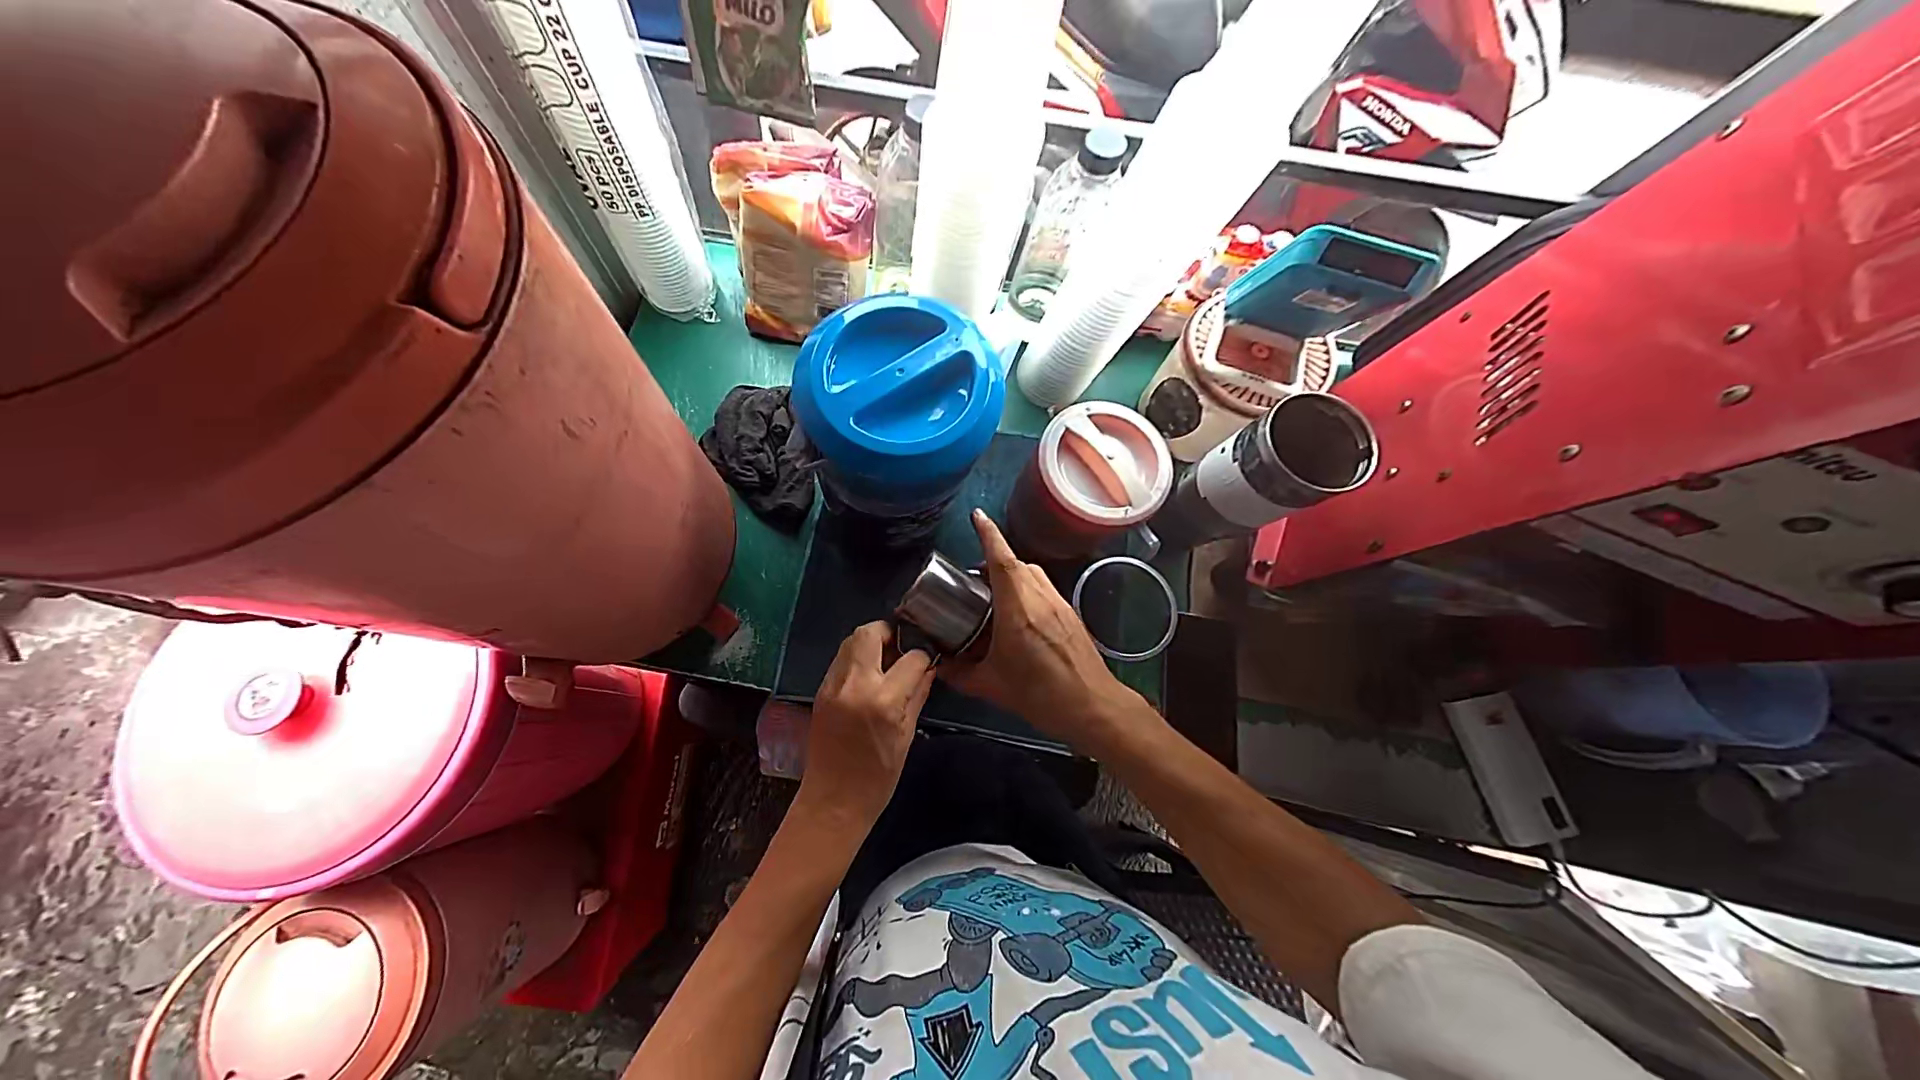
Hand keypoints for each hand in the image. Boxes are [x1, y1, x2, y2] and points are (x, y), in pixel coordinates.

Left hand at [798, 621, 933, 823]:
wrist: (833, 800)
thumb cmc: (878, 777)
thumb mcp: (907, 735)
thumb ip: (917, 695)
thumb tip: (928, 669)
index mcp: (882, 700)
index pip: (910, 658)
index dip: (923, 658)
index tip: (926, 664)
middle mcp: (854, 684)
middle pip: (870, 632)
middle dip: (890, 634)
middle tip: (901, 650)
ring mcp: (832, 685)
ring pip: (850, 641)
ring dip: (871, 644)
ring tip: (885, 663)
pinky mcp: (820, 690)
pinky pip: (840, 661)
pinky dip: (856, 660)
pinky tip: (867, 679)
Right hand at [942, 510, 1141, 746]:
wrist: (1093, 708)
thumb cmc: (1042, 696)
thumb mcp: (991, 686)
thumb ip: (960, 674)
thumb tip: (940, 666)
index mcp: (1018, 610)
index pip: (1003, 560)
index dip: (989, 535)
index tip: (978, 516)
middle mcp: (1041, 600)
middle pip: (1018, 564)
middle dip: (996, 560)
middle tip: (975, 575)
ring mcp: (1060, 606)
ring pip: (1034, 575)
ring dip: (1014, 575)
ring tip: (995, 596)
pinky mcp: (1071, 616)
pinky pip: (1045, 591)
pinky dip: (1028, 591)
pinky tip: (1018, 617)